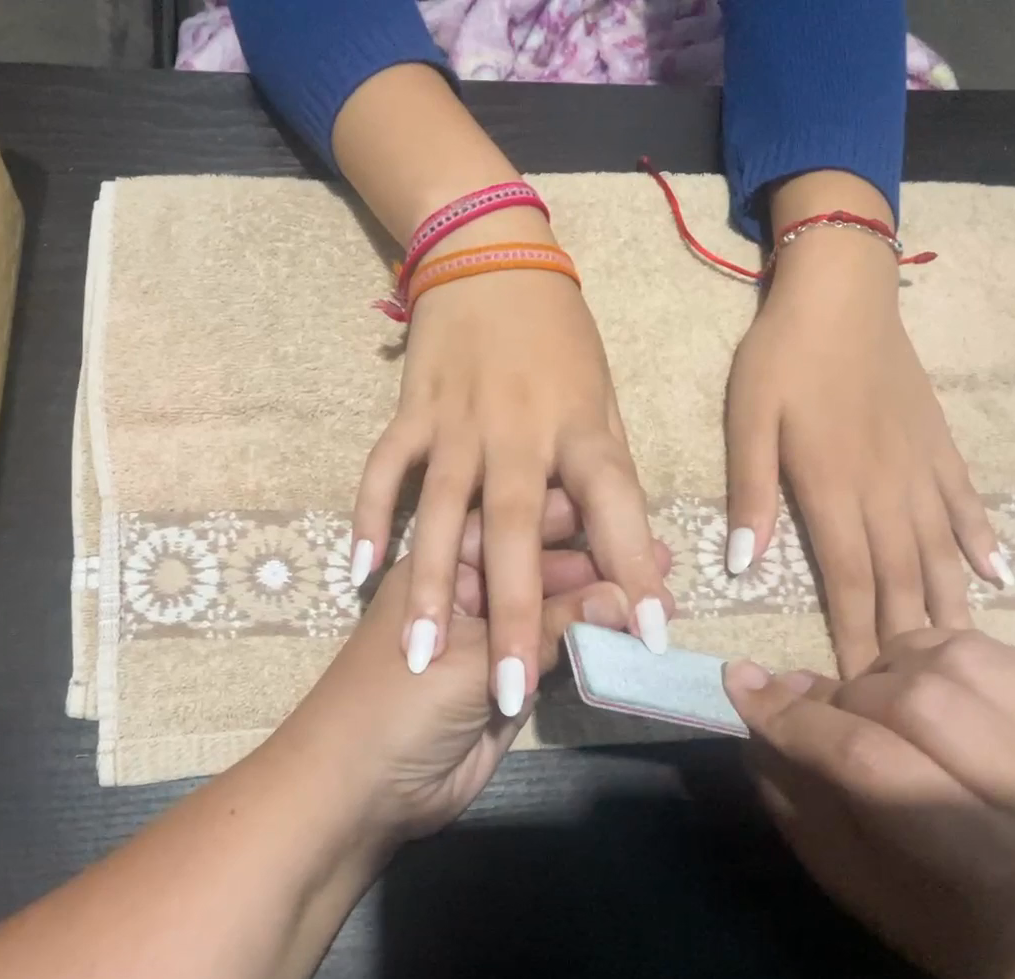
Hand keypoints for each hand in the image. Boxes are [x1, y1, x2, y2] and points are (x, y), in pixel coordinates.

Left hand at [299, 492, 671, 837]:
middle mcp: (471, 594)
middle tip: (663, 563)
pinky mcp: (509, 685)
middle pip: (542, 571)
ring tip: (663, 601)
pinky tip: (633, 641)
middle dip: (599, 568)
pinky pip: (557, 658)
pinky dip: (592, 650)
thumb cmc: (401, 699)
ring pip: (555, 615)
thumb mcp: (475, 655)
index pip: (513, 528)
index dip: (571, 522)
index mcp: (445, 564)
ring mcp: (491, 641)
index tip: (627, 514)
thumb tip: (627, 596)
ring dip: (603, 610)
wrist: (362, 790)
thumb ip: (551, 625)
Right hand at [352, 257, 672, 714]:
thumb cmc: (559, 335)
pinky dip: (373, 514)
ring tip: (421, 654)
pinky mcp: (411, 413)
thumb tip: (629, 545)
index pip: (617, 507)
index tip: (651, 636)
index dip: (636, 570)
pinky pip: (386, 469)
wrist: (490, 253)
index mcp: (581, 427)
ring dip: (433, 586)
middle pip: (520, 531)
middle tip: (513, 688)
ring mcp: (459, 422)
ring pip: (445, 512)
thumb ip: (608, 470)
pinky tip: (363, 567)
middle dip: (518, 614)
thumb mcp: (601, 398)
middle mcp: (521, 432)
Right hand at [723, 629, 1014, 978]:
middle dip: (845, 699)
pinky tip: (921, 686)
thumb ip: (791, 777)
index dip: (794, 720)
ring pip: (953, 658)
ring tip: (877, 703)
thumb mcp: (840, 867)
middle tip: (828, 718)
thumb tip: (754, 682)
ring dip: (888, 669)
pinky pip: (986, 647)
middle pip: (915, 702)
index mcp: (984, 861)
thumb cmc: (929, 914)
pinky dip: (929, 654)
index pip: (869, 762)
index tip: (738, 685)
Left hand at [726, 212, 1000, 677]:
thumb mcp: (748, 422)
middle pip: (899, 579)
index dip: (854, 636)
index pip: (848, 581)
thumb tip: (743, 567)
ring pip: (940, 552)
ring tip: (964, 657)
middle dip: (903, 640)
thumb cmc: (782, 358)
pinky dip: (984, 540)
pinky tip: (1002, 573)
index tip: (861, 689)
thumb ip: (751, 495)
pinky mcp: (942, 444)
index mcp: (835, 491)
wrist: (841, 292)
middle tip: (917, 699)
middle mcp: (888, 491)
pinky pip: (967, 503)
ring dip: (949, 605)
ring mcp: (923, 468)